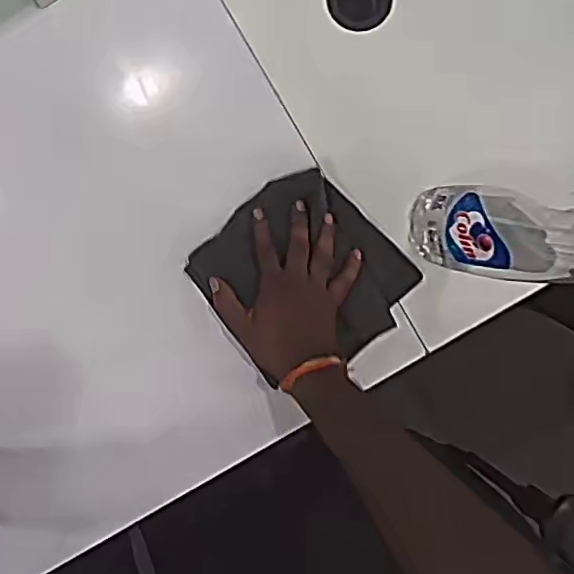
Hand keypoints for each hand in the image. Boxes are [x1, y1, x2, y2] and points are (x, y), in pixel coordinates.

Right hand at [209, 202, 363, 382]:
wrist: (308, 368)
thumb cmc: (276, 348)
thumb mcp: (242, 326)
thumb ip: (227, 302)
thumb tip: (216, 283)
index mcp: (273, 284)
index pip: (265, 250)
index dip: (261, 230)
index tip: (261, 213)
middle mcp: (297, 281)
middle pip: (298, 245)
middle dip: (298, 222)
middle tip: (300, 205)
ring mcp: (317, 289)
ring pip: (323, 255)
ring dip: (325, 235)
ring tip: (328, 218)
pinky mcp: (332, 301)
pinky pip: (344, 279)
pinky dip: (352, 265)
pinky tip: (356, 253)